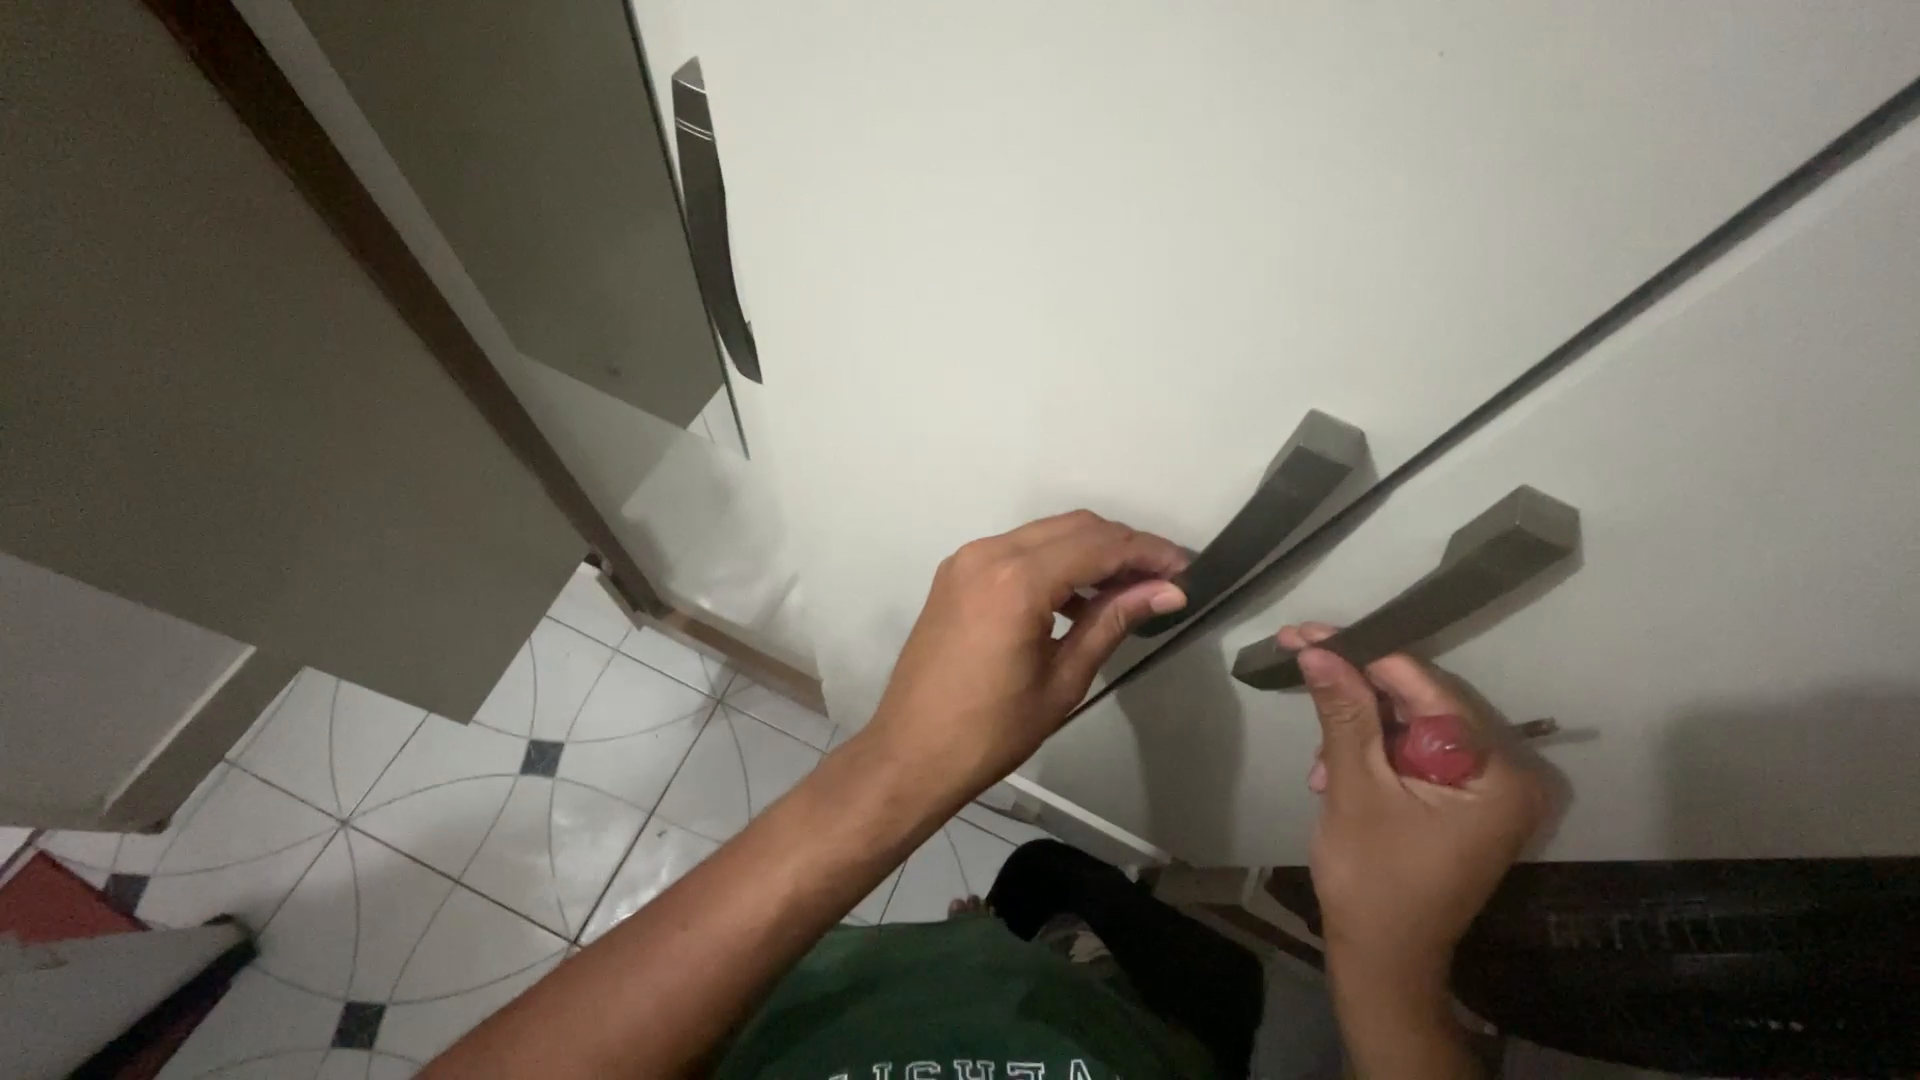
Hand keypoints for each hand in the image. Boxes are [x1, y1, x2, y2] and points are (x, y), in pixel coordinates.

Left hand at [865, 511, 1187, 792]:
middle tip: (1162, 579)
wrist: (911, 752)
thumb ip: (1112, 623)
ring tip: (1127, 591)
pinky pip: (1016, 550)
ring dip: (1089, 551)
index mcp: (1016, 581)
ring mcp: (966, 560)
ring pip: (1045, 534)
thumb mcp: (1063, 680)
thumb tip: (1167, 591)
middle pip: (1073, 527)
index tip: (1185, 569)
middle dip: (1122, 546)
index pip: (1098, 545)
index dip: (1148, 552)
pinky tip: (1077, 599)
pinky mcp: (955, 575)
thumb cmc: (991, 731)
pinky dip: (1053, 562)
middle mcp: (987, 554)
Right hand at [1281, 623, 1544, 984]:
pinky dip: (1367, 755)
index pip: (1426, 690)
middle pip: (1417, 705)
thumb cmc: (1374, 876)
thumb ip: (1342, 712)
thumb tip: (1317, 650)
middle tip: (1298, 657)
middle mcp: (1501, 773)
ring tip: (1316, 761)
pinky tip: (1331, 773)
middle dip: (1352, 691)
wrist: (1381, 956)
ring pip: (1406, 728)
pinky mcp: (1455, 802)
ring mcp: (1480, 790)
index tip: (1310, 633)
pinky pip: (1407, 755)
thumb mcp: (1354, 786)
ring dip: (1353, 730)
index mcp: (1496, 771)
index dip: (1364, 657)